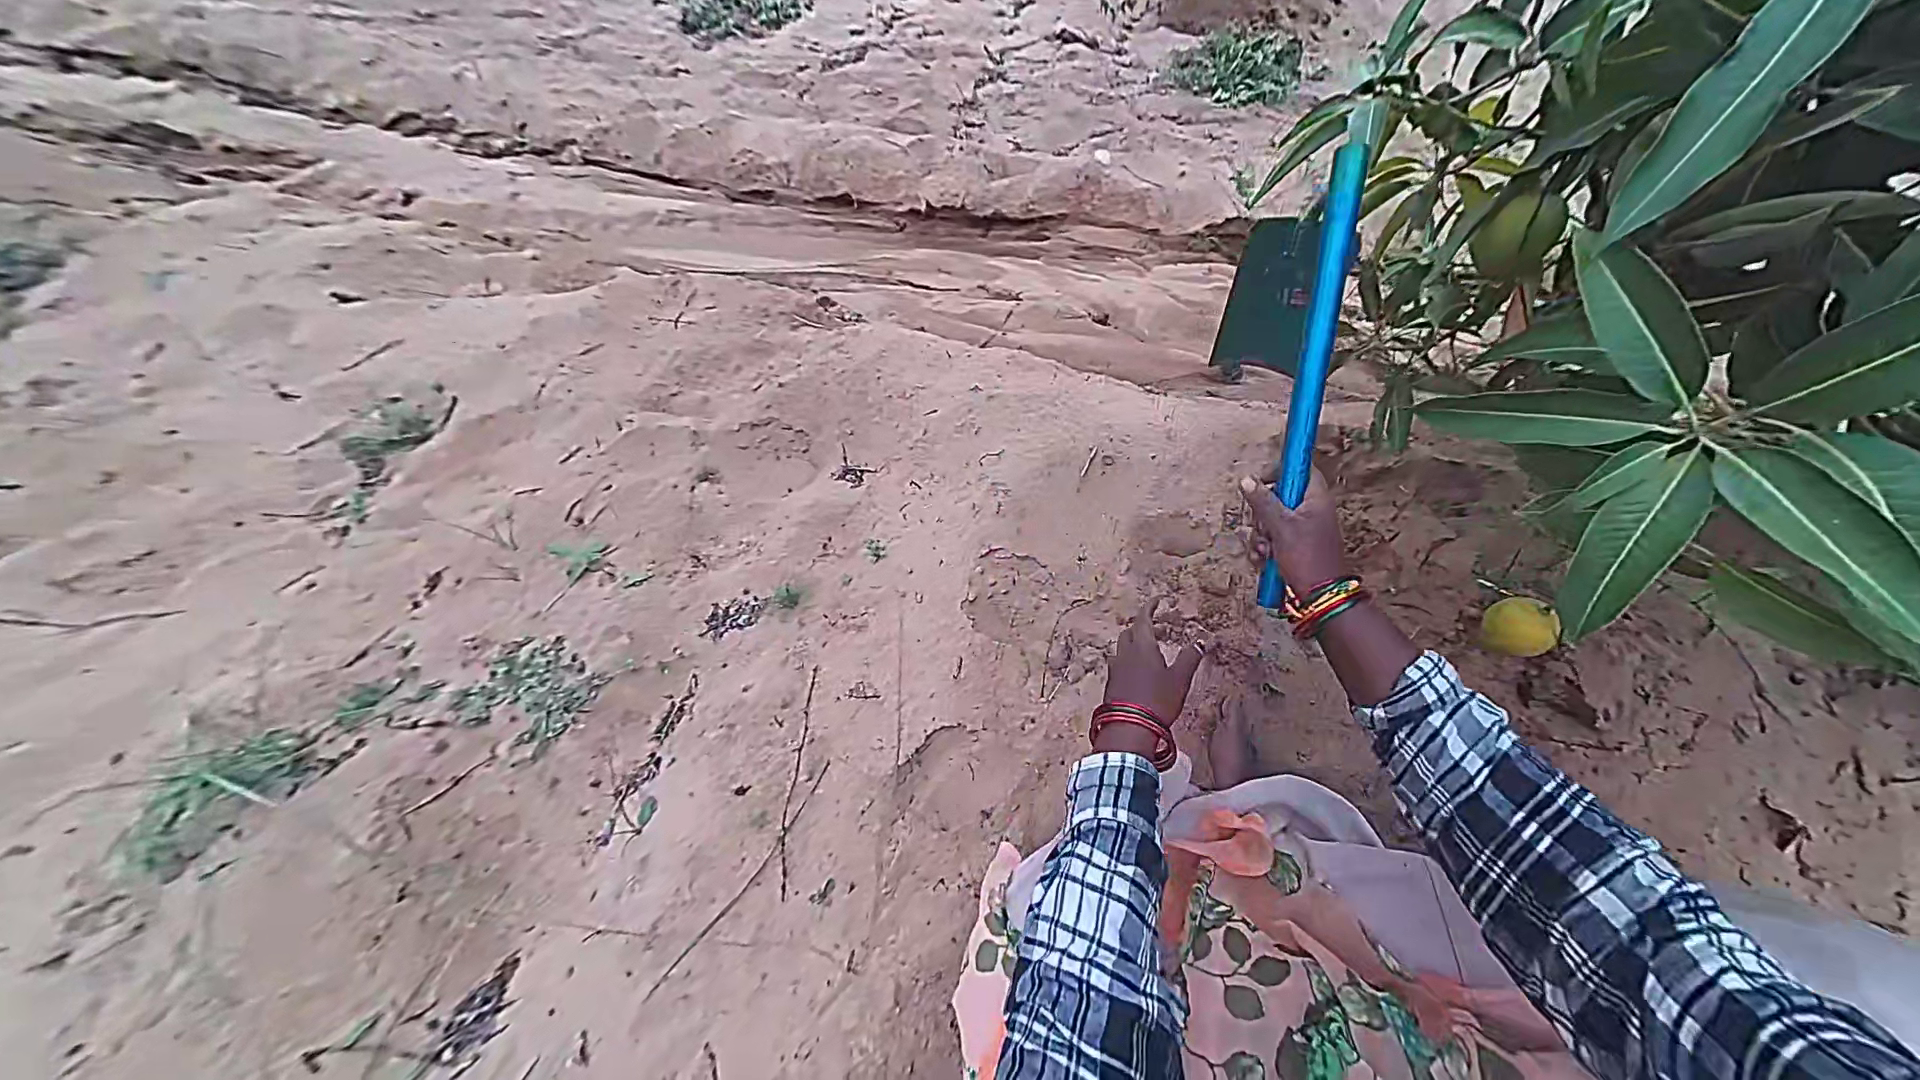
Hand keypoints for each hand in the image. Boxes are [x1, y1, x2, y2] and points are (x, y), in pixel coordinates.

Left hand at [1094, 601, 1202, 756]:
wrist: (1130, 726)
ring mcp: (1115, 667)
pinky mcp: (1111, 682)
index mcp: (1142, 646)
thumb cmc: (1158, 699)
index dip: (1150, 608)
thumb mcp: (1180, 678)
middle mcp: (1124, 652)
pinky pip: (1119, 661)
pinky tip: (1138, 669)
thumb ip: (1191, 657)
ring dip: (1135, 642)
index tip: (1157, 601)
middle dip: (1144, 626)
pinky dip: (1129, 657)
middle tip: (1160, 629)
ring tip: (1151, 649)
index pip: (1143, 619)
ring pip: (1123, 646)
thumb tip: (1204, 641)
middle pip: (1131, 631)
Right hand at [1238, 467, 1345, 590]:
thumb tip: (1246, 480)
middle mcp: (1310, 511)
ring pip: (1271, 519)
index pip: (1302, 470)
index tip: (1261, 479)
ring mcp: (1301, 529)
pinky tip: (1264, 558)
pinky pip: (1271, 538)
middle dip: (1262, 511)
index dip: (1282, 470)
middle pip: (1279, 496)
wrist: (1319, 595)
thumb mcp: (1281, 527)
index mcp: (1316, 499)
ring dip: (1261, 533)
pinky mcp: (1292, 546)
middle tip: (1262, 523)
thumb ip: (1263, 502)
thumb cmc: (1306, 557)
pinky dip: (1264, 547)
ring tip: (1265, 548)